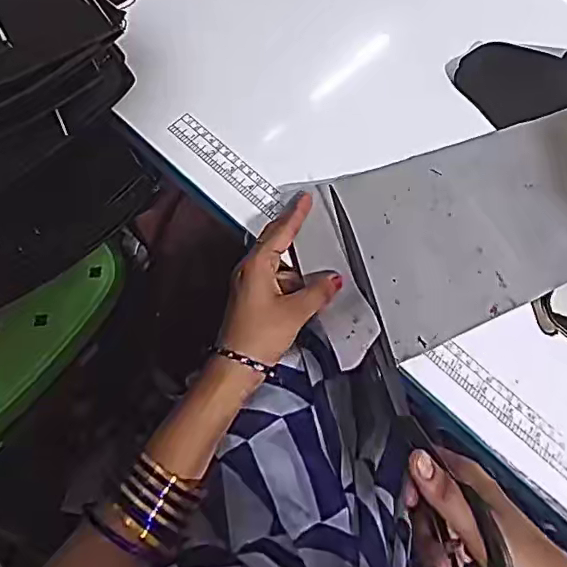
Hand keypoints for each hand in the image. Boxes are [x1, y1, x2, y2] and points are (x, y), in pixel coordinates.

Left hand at [217, 193, 342, 366]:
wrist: (236, 365)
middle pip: (274, 242)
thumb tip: (331, 280)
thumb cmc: (254, 339)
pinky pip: (275, 278)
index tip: (303, 200)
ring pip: (277, 262)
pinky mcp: (252, 298)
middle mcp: (249, 271)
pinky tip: (305, 290)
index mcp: (257, 265)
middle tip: (306, 217)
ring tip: (315, 270)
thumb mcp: (296, 311)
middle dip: (292, 231)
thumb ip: (318, 292)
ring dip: (295, 264)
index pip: (280, 231)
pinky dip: (290, 280)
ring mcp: (249, 284)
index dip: (294, 214)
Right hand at [404, 447, 559, 566]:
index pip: (430, 462)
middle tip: (433, 549)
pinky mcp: (476, 547)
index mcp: (473, 481)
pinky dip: (440, 565)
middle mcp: (473, 497)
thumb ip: (446, 492)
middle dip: (423, 527)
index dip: (414, 482)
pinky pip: (445, 548)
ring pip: (434, 526)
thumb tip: (418, 459)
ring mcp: (474, 522)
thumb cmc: (530, 564)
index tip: (410, 506)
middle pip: (428, 499)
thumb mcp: (479, 526)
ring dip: (431, 551)